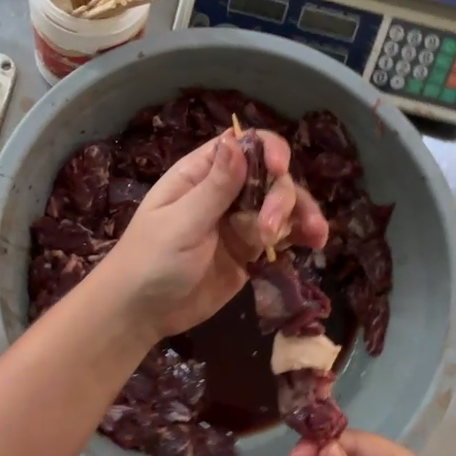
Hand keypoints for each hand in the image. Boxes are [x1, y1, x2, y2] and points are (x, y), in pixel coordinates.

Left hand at [93, 132, 325, 342]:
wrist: (140, 314)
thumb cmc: (149, 261)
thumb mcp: (180, 223)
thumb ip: (214, 187)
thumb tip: (235, 141)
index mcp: (200, 174)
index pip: (242, 146)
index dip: (268, 150)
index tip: (280, 169)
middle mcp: (224, 192)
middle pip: (269, 176)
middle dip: (281, 197)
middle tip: (269, 230)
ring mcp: (239, 222)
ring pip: (281, 205)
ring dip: (300, 214)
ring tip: (315, 236)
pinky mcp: (250, 251)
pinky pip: (281, 235)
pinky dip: (301, 235)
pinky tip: (316, 242)